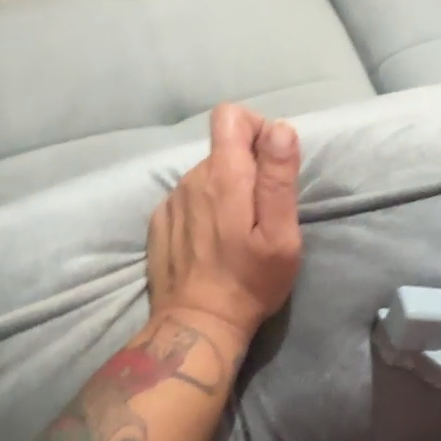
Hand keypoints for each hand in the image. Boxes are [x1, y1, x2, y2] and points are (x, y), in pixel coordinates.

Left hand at [146, 104, 302, 342]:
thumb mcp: (280, 233)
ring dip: (225, 193)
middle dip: (246, 169)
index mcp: (224, 174)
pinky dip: (204, 211)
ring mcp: (171, 201)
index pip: (230, 116)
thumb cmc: (250, 281)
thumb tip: (279, 127)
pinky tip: (212, 244)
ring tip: (237, 233)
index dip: (255, 128)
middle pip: (222, 149)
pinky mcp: (159, 223)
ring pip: (205, 177)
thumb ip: (278, 177)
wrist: (197, 325)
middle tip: (262, 213)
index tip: (272, 164)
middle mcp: (191, 178)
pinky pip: (188, 200)